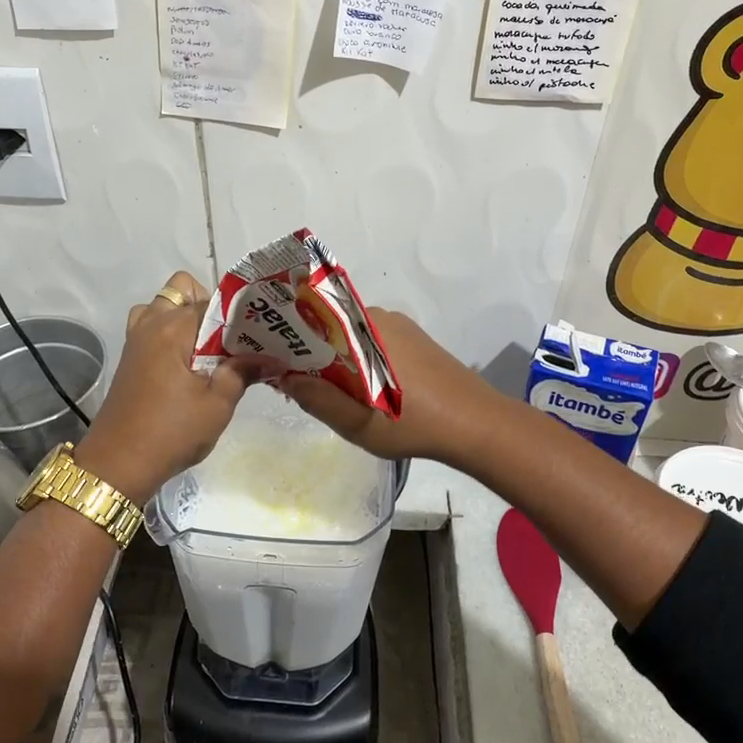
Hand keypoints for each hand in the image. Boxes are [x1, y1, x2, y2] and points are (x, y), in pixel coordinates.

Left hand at [76, 271, 275, 501]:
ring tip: (206, 349)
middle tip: (229, 341)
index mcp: (172, 328)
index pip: (213, 301)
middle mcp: (150, 324)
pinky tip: (188, 365)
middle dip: (209, 308)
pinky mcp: (130, 359)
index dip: (238, 314)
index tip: (259, 333)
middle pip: (182, 291)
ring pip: (162, 307)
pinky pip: (151, 328)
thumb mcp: (217, 405)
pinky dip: (170, 335)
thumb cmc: (171, 432)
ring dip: (184, 318)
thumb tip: (270, 358)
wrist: (118, 465)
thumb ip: (242, 373)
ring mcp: (135, 340)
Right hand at [278, 308, 511, 466]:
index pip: (311, 316)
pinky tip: (355, 390)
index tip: (265, 356)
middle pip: (328, 326)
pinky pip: (371, 342)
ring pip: (349, 335)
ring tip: (320, 390)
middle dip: (306, 350)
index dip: (284, 335)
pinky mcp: (413, 340)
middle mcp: (379, 317)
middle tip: (288, 382)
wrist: (477, 425)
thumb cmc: (415, 424)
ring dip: (331, 358)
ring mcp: (398, 327)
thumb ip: (319, 399)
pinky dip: (355, 360)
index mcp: (364, 329)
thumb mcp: (358, 423)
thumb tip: (283, 378)